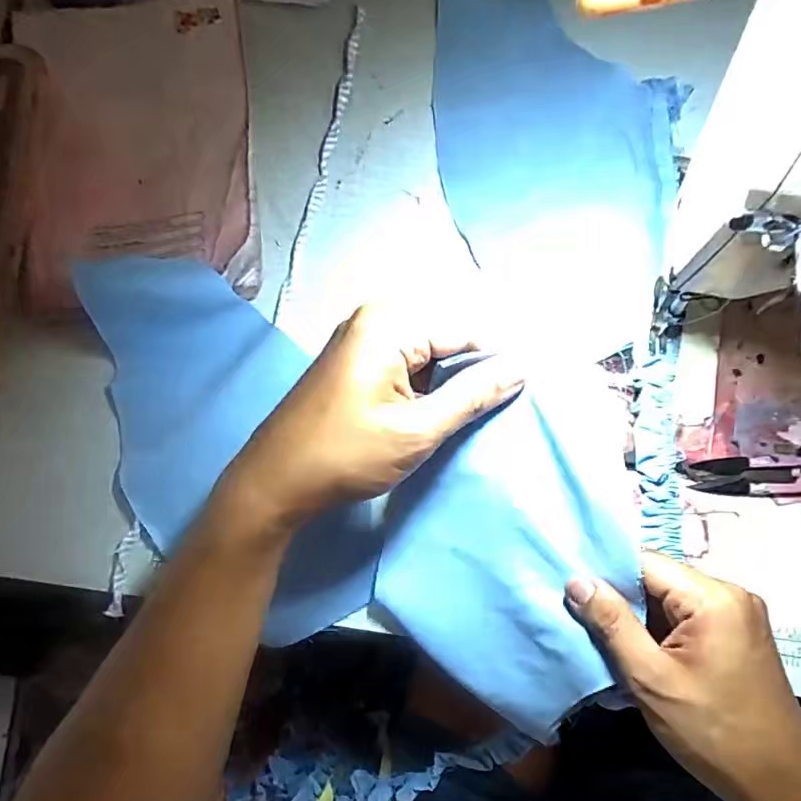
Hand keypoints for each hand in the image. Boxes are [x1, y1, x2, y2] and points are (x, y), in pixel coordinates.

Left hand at [215, 304, 524, 535]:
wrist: (277, 482)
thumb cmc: (347, 455)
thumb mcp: (419, 429)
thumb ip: (473, 396)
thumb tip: (519, 370)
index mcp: (388, 324)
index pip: (467, 331)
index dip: (498, 362)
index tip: (524, 392)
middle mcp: (375, 318)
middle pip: (450, 336)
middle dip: (476, 369)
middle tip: (499, 405)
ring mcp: (364, 339)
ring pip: (433, 352)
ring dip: (455, 381)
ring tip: (473, 412)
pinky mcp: (360, 362)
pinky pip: (413, 362)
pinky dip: (432, 385)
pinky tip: (442, 411)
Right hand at [566, 552, 800, 800]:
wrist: (776, 781)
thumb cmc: (711, 732)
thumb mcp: (651, 679)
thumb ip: (613, 625)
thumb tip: (578, 581)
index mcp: (714, 597)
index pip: (647, 562)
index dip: (605, 574)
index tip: (570, 592)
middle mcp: (732, 595)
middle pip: (661, 582)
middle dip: (621, 604)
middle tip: (581, 625)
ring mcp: (741, 617)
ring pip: (673, 605)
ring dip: (640, 625)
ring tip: (604, 648)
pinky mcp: (741, 639)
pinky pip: (691, 624)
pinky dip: (663, 638)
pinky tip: (638, 662)